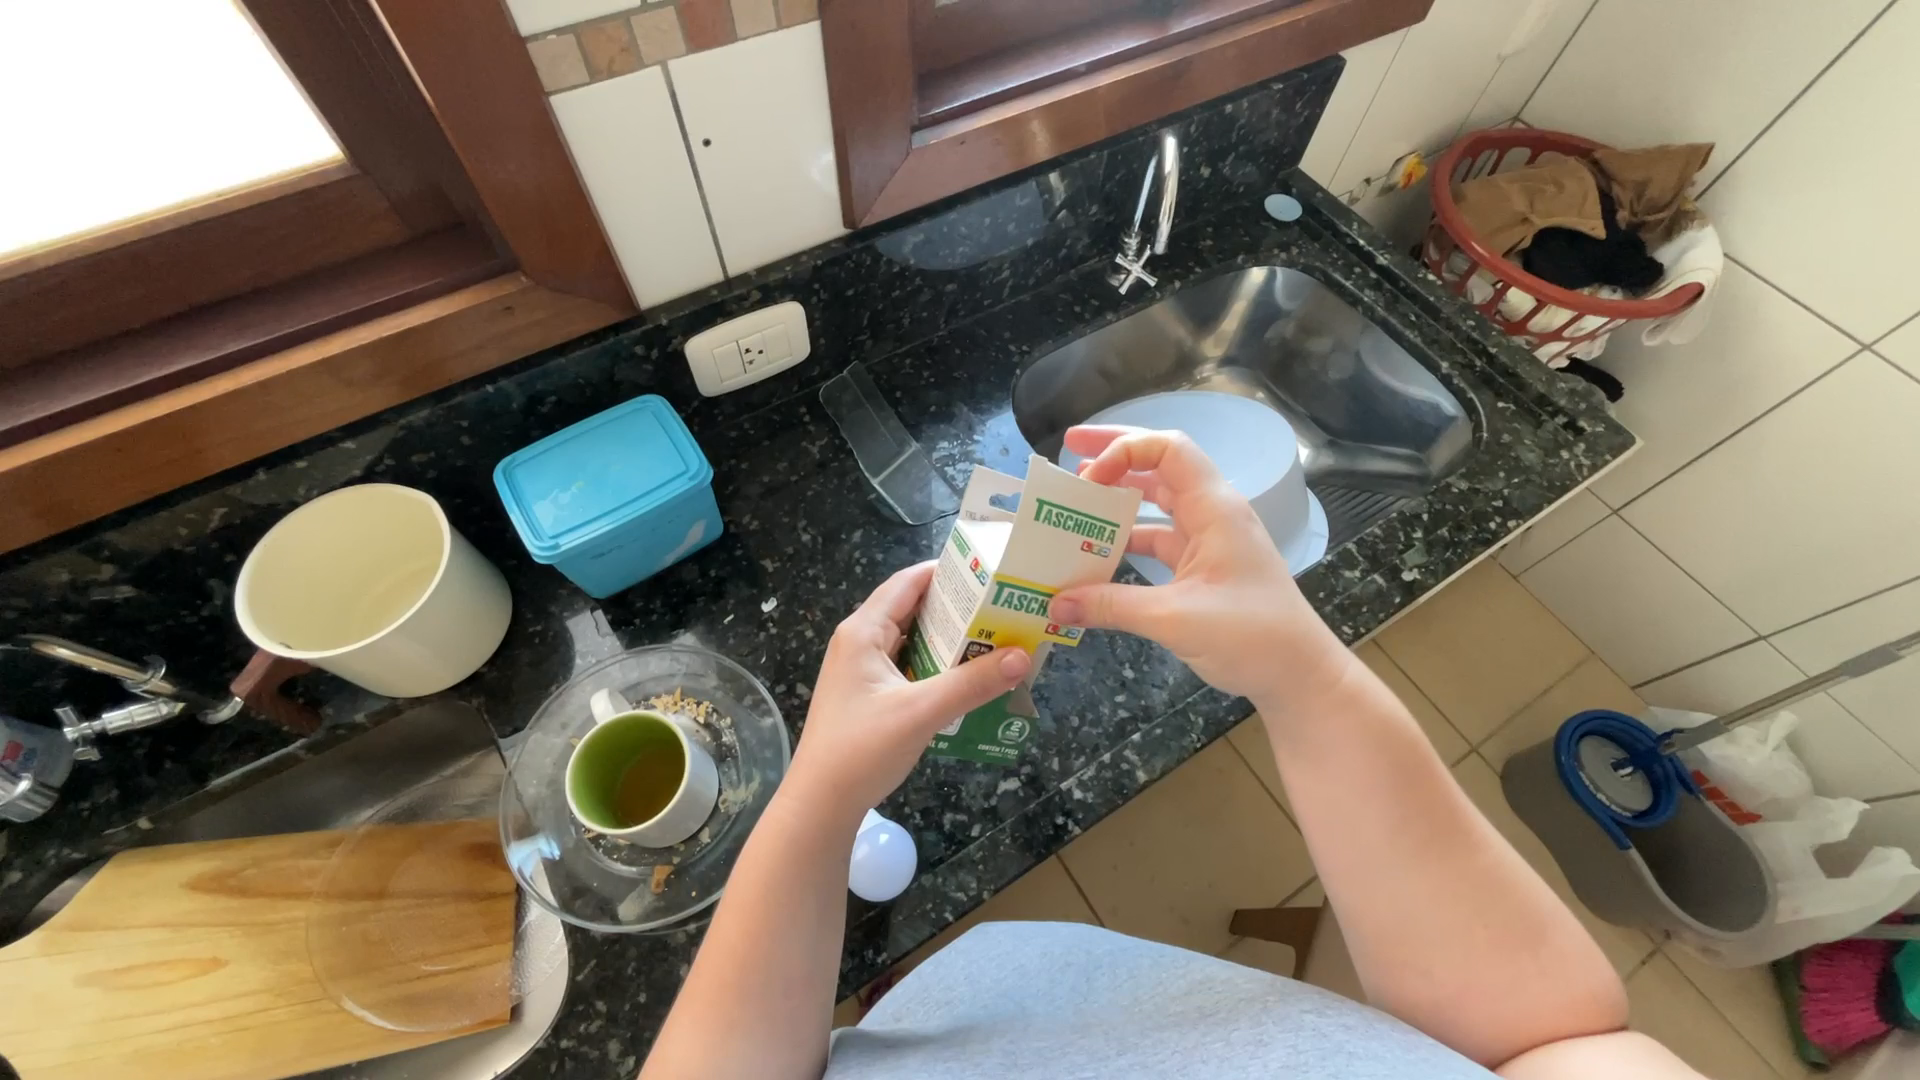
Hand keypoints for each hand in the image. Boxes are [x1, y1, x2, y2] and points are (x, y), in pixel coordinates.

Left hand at [785, 562, 1031, 824]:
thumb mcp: (922, 712)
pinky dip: (936, 664)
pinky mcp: (868, 693)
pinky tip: (965, 677)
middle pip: (912, 608)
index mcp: (863, 631)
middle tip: (1001, 609)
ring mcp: (861, 668)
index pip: (908, 582)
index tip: (988, 573)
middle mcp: (859, 641)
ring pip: (911, 639)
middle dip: (955, 608)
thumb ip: (973, 683)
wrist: (820, 804)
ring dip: (948, 639)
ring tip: (992, 639)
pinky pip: (907, 665)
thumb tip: (1022, 656)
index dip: (946, 572)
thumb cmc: (862, 749)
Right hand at [1046, 426, 1355, 712]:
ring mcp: (1208, 540)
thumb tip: (1055, 605)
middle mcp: (1211, 514)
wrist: (1299, 674)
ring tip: (1076, 501)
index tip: (1086, 474)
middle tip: (1068, 452)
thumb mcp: (1175, 619)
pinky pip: (1158, 540)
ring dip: (1118, 499)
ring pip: (1157, 504)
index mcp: (1215, 509)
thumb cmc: (1252, 636)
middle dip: (1114, 455)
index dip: (1124, 450)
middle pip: (1160, 466)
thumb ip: (1111, 606)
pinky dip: (1127, 541)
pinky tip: (1097, 552)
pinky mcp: (1202, 567)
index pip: (1168, 450)